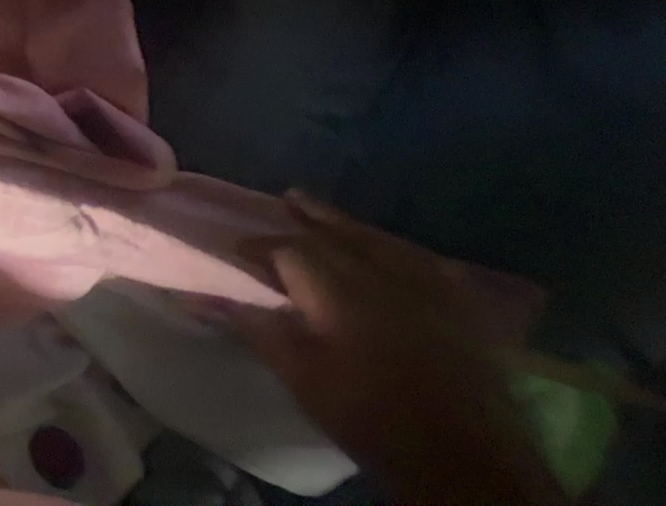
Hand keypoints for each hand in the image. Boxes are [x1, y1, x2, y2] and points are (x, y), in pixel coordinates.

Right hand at [232, 191, 565, 504]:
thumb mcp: (298, 375)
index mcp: (336, 292)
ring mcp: (424, 290)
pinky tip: (387, 245)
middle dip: (304, 220)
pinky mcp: (459, 309)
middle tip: (282, 202)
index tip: (237, 249)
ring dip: (343, 222)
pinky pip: (422, 260)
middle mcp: (379, 278)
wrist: (463, 461)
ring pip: (376, 240)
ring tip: (317, 206)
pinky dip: (395, 246)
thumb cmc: (367, 415)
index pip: (288, 250)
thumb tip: (202, 298)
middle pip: (333, 236)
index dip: (259, 246)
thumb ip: (254, 327)